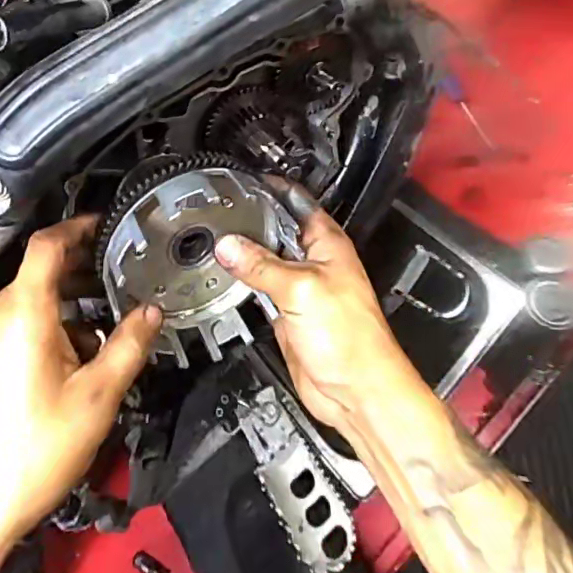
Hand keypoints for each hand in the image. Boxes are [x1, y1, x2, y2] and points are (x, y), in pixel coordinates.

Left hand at [0, 215, 162, 572]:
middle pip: (41, 271)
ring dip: (68, 304)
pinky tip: (72, 360)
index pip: (48, 244)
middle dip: (82, 271)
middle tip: (115, 277)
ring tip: (102, 328)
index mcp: (22, 312)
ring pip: (31, 301)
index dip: (78, 226)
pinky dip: (48, 327)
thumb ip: (129, 346)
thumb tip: (150, 316)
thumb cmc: (23, 458)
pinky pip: (17, 325)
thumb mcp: (96, 397)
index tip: (101, 225)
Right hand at [213, 184, 424, 437]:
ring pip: (267, 260)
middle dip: (251, 222)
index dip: (272, 188)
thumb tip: (229, 245)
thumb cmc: (353, 340)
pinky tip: (226, 277)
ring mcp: (301, 288)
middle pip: (277, 231)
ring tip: (216, 240)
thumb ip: (261, 265)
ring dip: (245, 254)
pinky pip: (261, 290)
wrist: (357, 393)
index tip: (244, 180)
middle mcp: (315, 262)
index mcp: (328, 244)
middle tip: (220, 212)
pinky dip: (244, 283)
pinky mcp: (289, 313)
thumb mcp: (301, 289)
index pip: (296, 202)